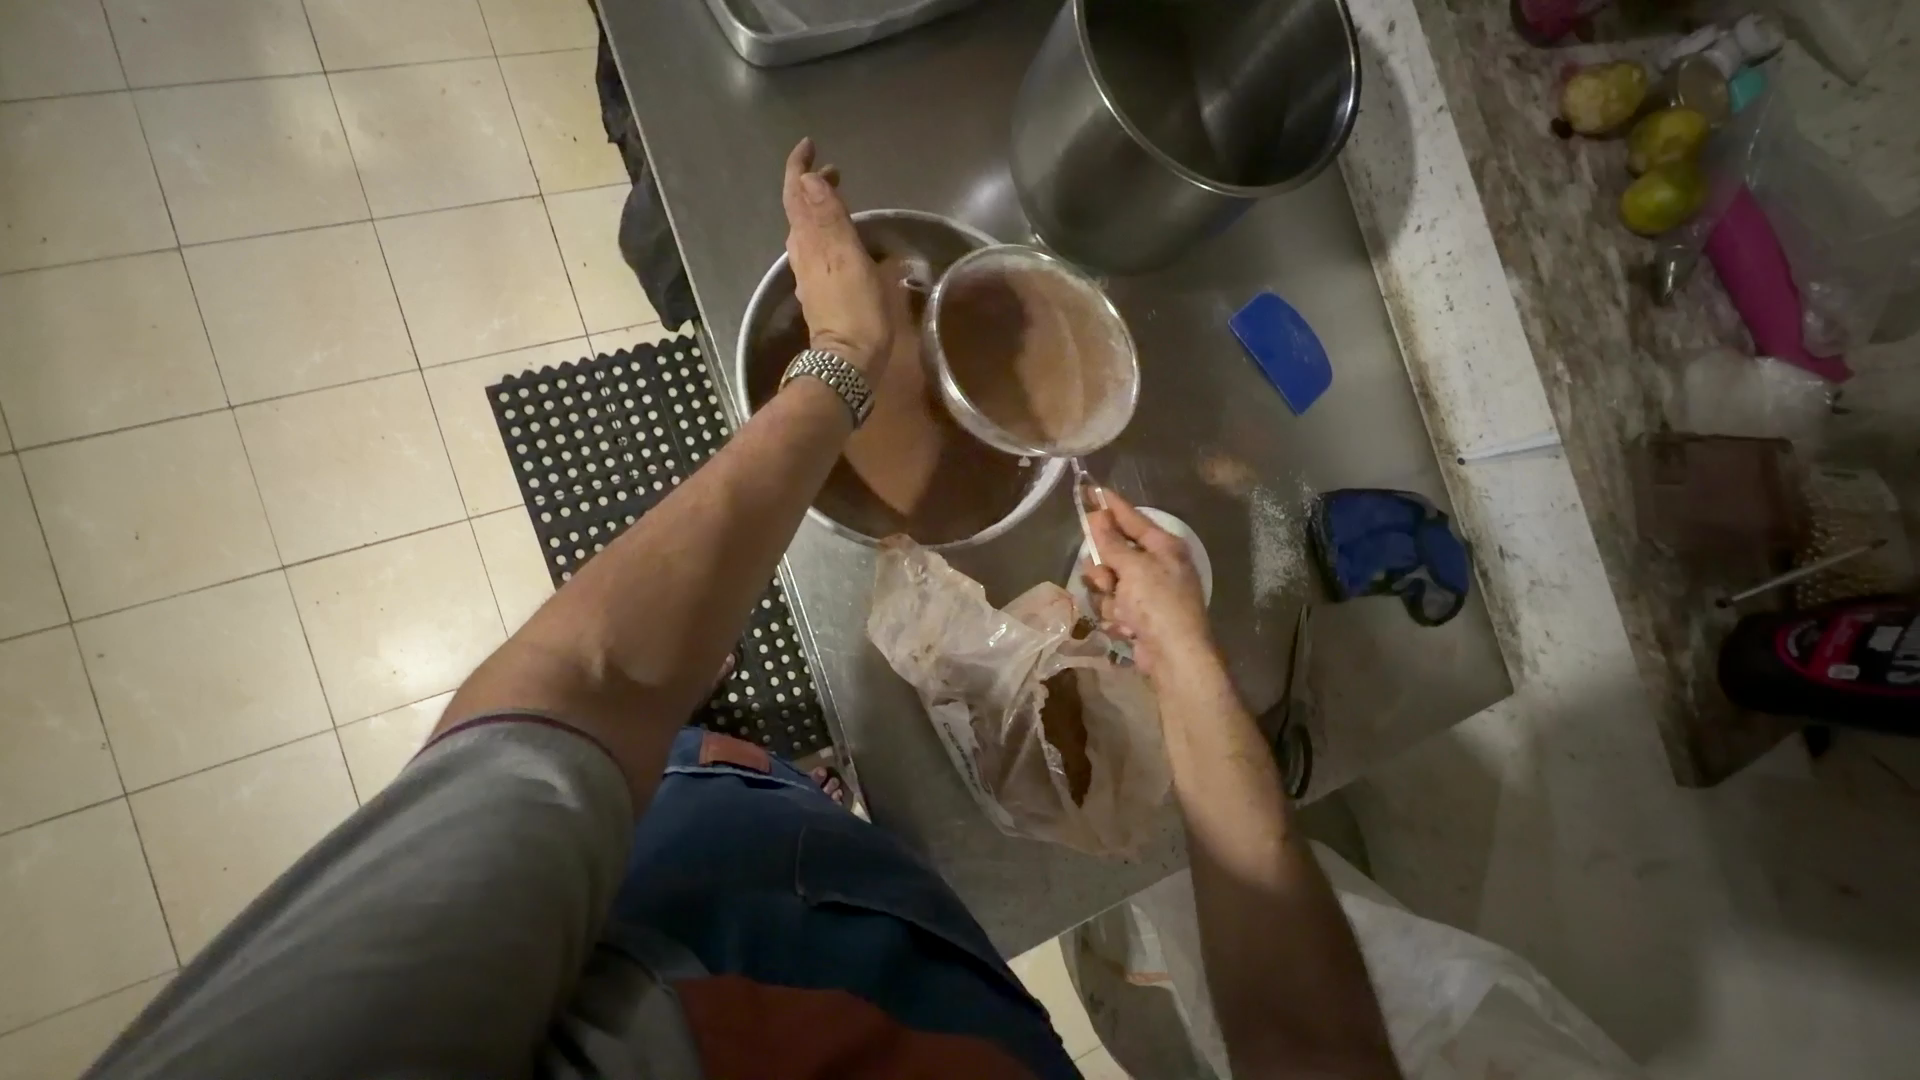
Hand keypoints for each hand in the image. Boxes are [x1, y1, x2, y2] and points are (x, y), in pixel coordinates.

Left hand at [781, 138, 891, 381]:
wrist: (848, 363)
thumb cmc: (856, 311)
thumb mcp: (846, 259)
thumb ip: (829, 218)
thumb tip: (810, 180)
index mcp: (809, 241)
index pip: (796, 193)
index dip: (800, 167)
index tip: (810, 145)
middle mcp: (802, 254)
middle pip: (799, 210)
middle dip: (811, 185)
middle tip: (833, 170)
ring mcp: (808, 275)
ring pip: (806, 230)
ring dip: (818, 209)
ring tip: (836, 198)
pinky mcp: (819, 293)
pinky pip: (816, 251)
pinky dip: (824, 232)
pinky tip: (838, 240)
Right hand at [1080, 490, 1216, 678]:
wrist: (1173, 655)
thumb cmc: (1159, 603)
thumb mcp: (1134, 568)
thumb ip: (1112, 542)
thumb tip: (1097, 516)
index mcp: (1163, 547)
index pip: (1132, 518)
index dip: (1110, 505)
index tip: (1090, 489)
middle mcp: (1156, 565)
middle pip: (1113, 552)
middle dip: (1104, 567)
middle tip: (1106, 577)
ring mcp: (1146, 592)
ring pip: (1107, 581)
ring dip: (1109, 596)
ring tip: (1121, 609)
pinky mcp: (1137, 615)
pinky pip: (1112, 604)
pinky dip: (1116, 615)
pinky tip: (1127, 626)